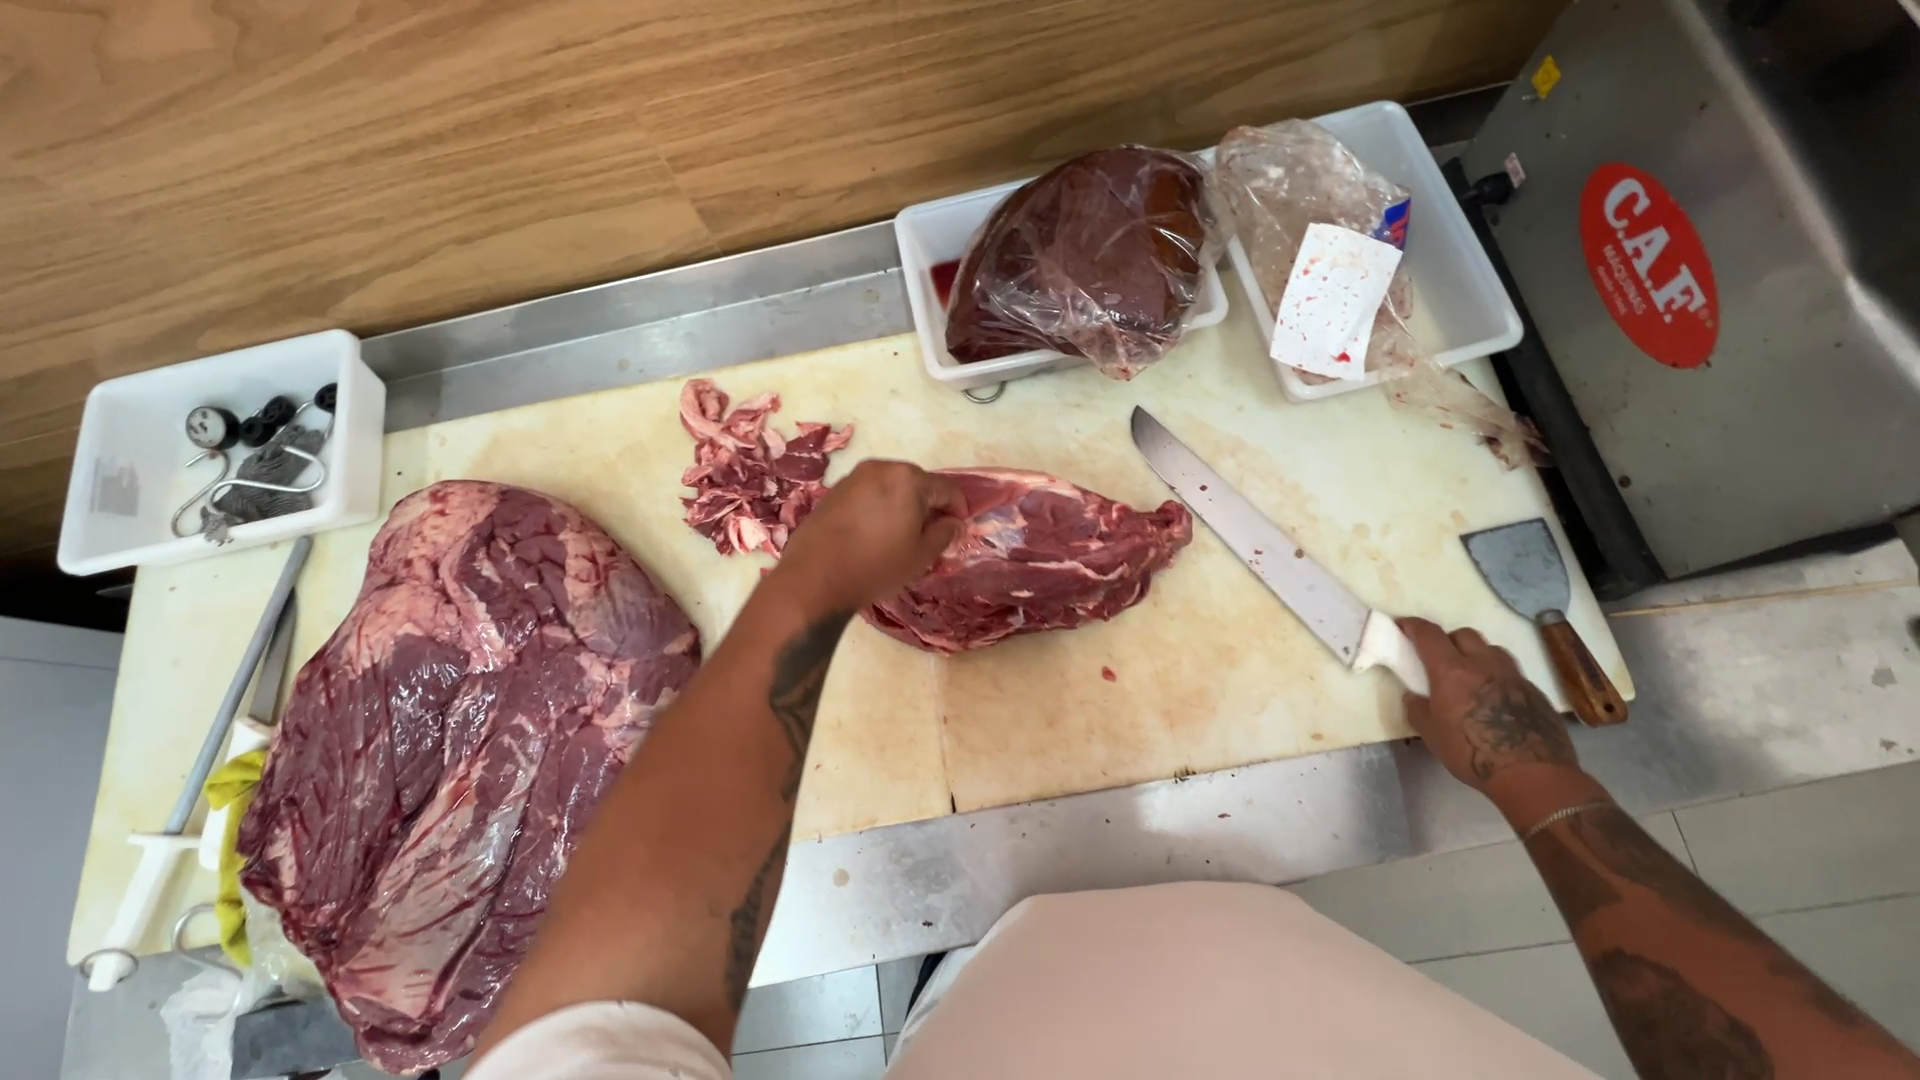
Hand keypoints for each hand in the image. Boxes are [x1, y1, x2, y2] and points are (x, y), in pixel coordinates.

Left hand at [769, 460, 965, 614]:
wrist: (814, 578)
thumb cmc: (876, 566)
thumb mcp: (921, 555)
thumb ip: (944, 534)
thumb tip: (954, 523)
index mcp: (908, 478)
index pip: (946, 488)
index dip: (958, 509)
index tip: (958, 530)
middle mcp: (880, 468)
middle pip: (917, 483)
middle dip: (928, 505)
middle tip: (930, 534)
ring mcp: (853, 478)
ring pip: (890, 487)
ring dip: (902, 505)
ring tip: (901, 535)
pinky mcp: (833, 492)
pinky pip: (868, 495)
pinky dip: (878, 508)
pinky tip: (874, 534)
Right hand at [1398, 617, 1579, 795]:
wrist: (1532, 773)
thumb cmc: (1471, 751)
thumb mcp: (1431, 734)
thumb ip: (1418, 709)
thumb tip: (1414, 696)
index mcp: (1452, 671)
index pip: (1429, 635)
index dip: (1414, 625)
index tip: (1403, 625)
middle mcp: (1483, 665)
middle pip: (1464, 634)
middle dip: (1448, 639)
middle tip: (1439, 657)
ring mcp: (1513, 676)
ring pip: (1492, 649)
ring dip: (1477, 654)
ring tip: (1471, 675)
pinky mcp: (1534, 692)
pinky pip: (1511, 672)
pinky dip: (1497, 675)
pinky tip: (1495, 698)